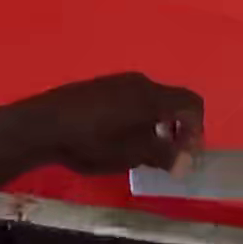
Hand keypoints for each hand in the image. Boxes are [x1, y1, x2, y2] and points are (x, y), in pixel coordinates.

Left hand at [0, 73, 203, 175]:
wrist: (45, 124)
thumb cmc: (93, 141)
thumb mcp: (132, 153)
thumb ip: (164, 155)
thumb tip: (186, 161)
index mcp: (152, 95)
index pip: (191, 102)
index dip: (197, 129)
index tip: (186, 154)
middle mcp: (138, 82)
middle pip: (171, 101)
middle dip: (176, 129)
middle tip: (167, 157)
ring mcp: (117, 82)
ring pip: (149, 101)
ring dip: (155, 125)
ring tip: (141, 152)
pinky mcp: (99, 87)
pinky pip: (130, 100)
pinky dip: (136, 119)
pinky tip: (118, 139)